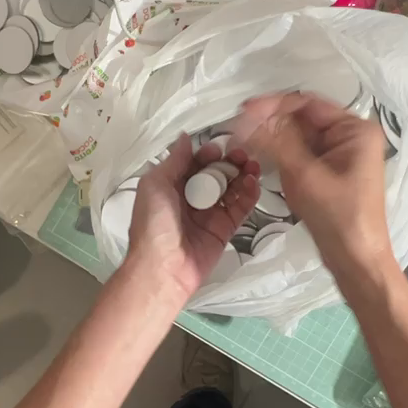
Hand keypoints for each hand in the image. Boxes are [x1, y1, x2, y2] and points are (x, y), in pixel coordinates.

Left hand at [123, 135, 259, 300]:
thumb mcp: (156, 185)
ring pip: (230, 189)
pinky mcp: (224, 229)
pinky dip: (248, 195)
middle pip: (215, 174)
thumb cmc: (153, 225)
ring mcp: (209, 214)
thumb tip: (186, 138)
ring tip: (252, 165)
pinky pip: (240, 208)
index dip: (208, 154)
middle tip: (241, 154)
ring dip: (242, 175)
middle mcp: (190, 198)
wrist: (163, 269)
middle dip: (229, 162)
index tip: (219, 148)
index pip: (194, 163)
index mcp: (171, 186)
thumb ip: (174, 161)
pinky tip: (254, 183)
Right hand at [234, 92, 389, 273]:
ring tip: (242, 140)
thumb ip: (276, 142)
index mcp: (354, 129)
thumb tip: (245, 117)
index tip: (242, 110)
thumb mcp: (304, 175)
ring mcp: (339, 155)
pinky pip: (300, 155)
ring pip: (298, 138)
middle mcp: (349, 136)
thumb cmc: (338, 216)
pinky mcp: (328, 173)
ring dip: (272, 138)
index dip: (273, 105)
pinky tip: (259, 156)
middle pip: (302, 119)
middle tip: (237, 127)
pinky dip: (280, 154)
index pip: (308, 104)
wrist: (356, 259)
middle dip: (270, 122)